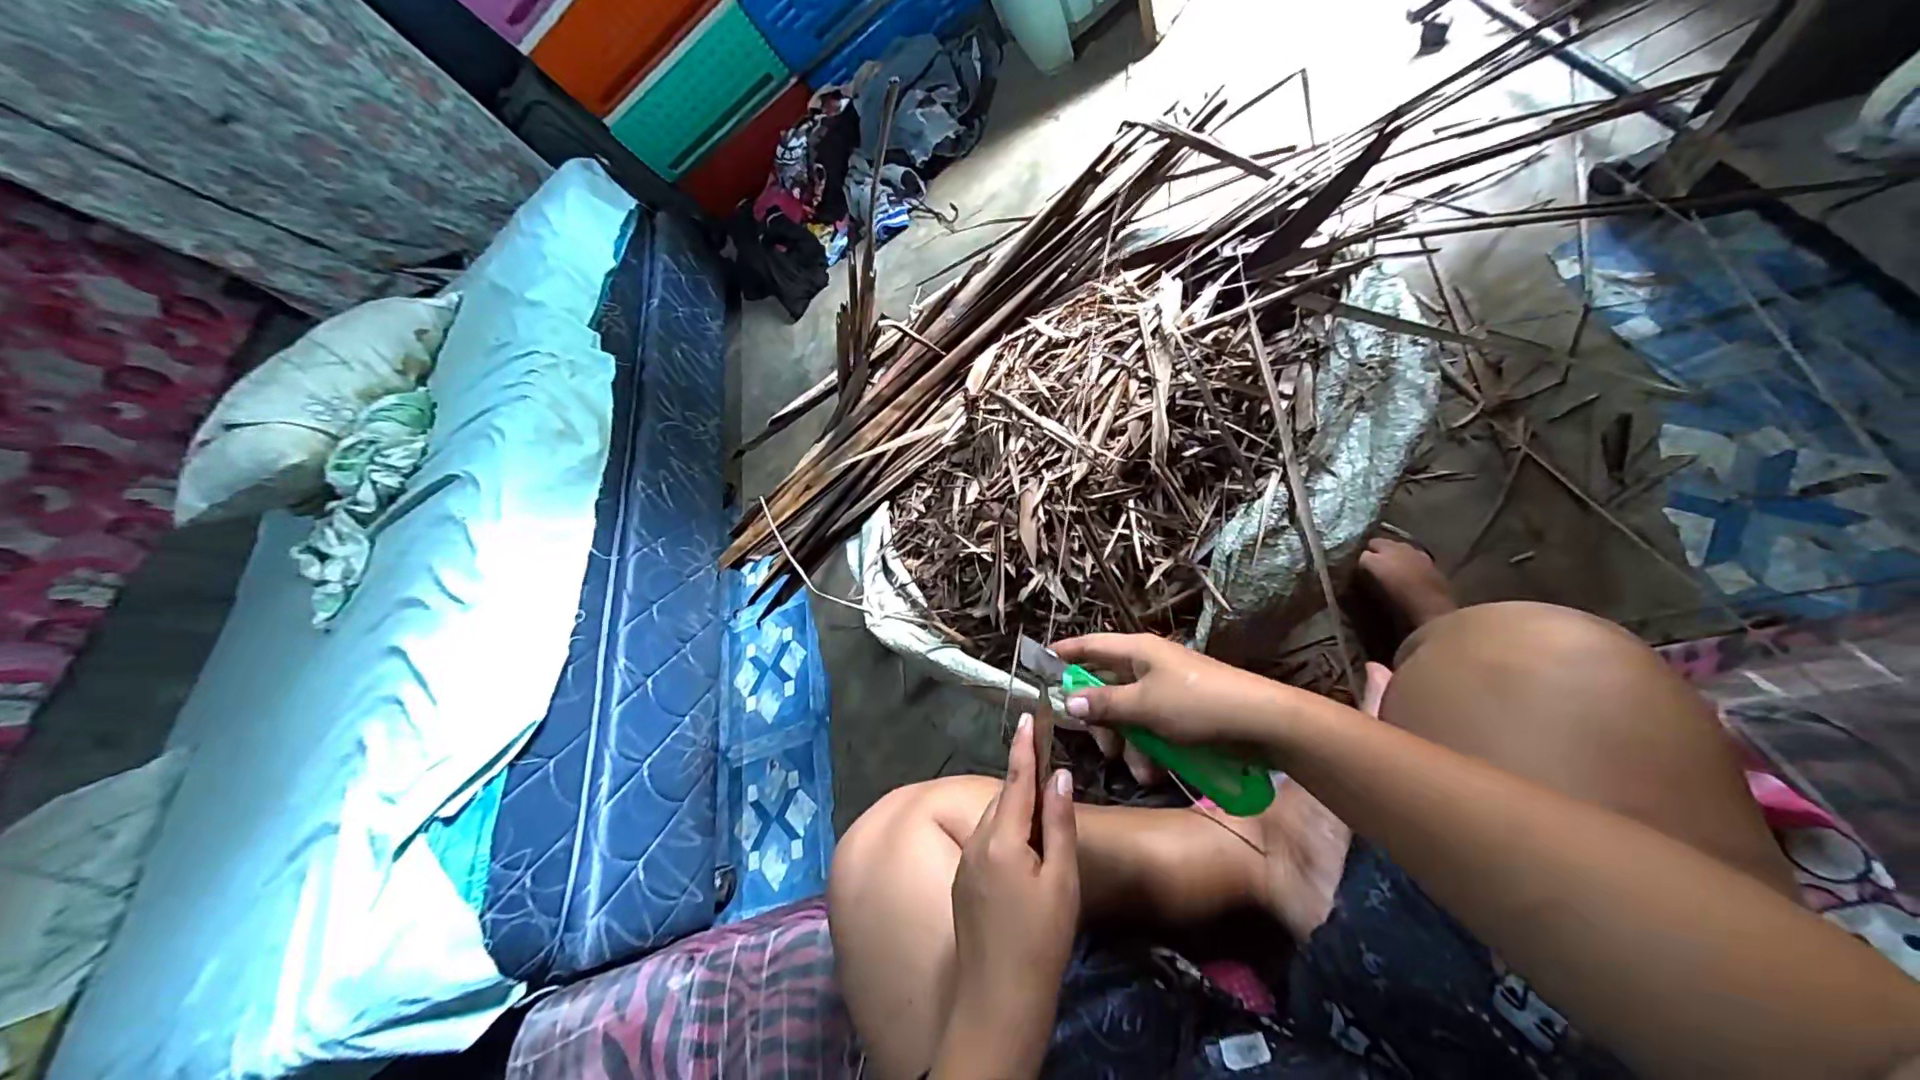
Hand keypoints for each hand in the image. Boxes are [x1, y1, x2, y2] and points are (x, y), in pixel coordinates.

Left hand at [934, 714, 1078, 1079]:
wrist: (999, 1000)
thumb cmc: (1042, 939)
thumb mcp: (1062, 880)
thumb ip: (1058, 824)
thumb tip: (1059, 775)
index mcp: (1000, 838)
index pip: (1015, 780)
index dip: (1023, 746)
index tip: (1027, 715)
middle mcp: (974, 843)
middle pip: (1003, 800)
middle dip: (1023, 782)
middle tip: (1050, 773)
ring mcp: (964, 865)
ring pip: (992, 822)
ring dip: (1014, 810)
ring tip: (1043, 816)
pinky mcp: (962, 885)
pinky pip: (984, 843)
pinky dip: (1004, 835)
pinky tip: (1023, 855)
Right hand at [1051, 632, 1289, 746]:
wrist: (1263, 724)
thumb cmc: (1198, 704)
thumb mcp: (1144, 706)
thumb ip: (1104, 703)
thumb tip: (1069, 701)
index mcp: (1137, 651)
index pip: (1090, 646)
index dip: (1065, 654)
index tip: (1041, 664)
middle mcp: (1147, 667)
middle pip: (1105, 689)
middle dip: (1103, 722)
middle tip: (1104, 745)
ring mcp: (1165, 692)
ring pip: (1128, 717)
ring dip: (1130, 745)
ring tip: (1141, 769)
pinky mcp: (1181, 716)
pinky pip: (1151, 731)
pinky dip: (1150, 751)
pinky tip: (1156, 772)